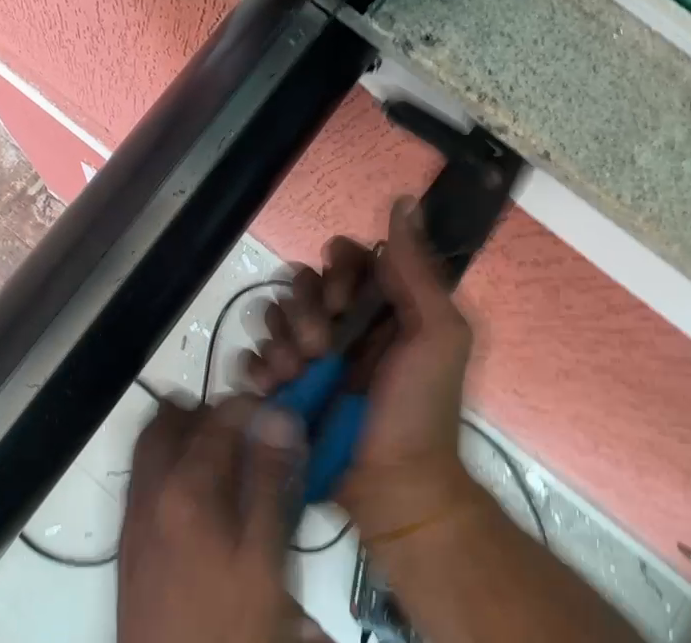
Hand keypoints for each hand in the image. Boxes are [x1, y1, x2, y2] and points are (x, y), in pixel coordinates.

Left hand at [117, 396, 319, 642]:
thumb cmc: (230, 623)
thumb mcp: (265, 557)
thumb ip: (270, 482)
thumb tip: (280, 416)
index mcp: (187, 486)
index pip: (218, 416)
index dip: (250, 408)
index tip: (278, 418)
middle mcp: (150, 488)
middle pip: (170, 419)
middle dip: (209, 414)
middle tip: (247, 433)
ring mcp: (133, 513)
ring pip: (151, 444)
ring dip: (184, 436)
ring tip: (227, 459)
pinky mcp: (127, 540)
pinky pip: (143, 477)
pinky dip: (168, 465)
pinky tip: (201, 496)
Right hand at [243, 197, 477, 532]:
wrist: (392, 489)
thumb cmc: (420, 409)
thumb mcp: (436, 334)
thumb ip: (416, 268)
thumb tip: (405, 200)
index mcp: (380, 305)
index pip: (343, 258)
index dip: (336, 271)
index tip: (343, 301)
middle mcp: (342, 322)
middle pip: (301, 283)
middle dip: (305, 312)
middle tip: (321, 350)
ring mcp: (308, 356)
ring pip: (272, 316)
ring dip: (281, 341)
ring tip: (296, 376)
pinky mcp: (282, 388)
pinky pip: (253, 357)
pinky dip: (258, 368)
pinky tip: (274, 390)